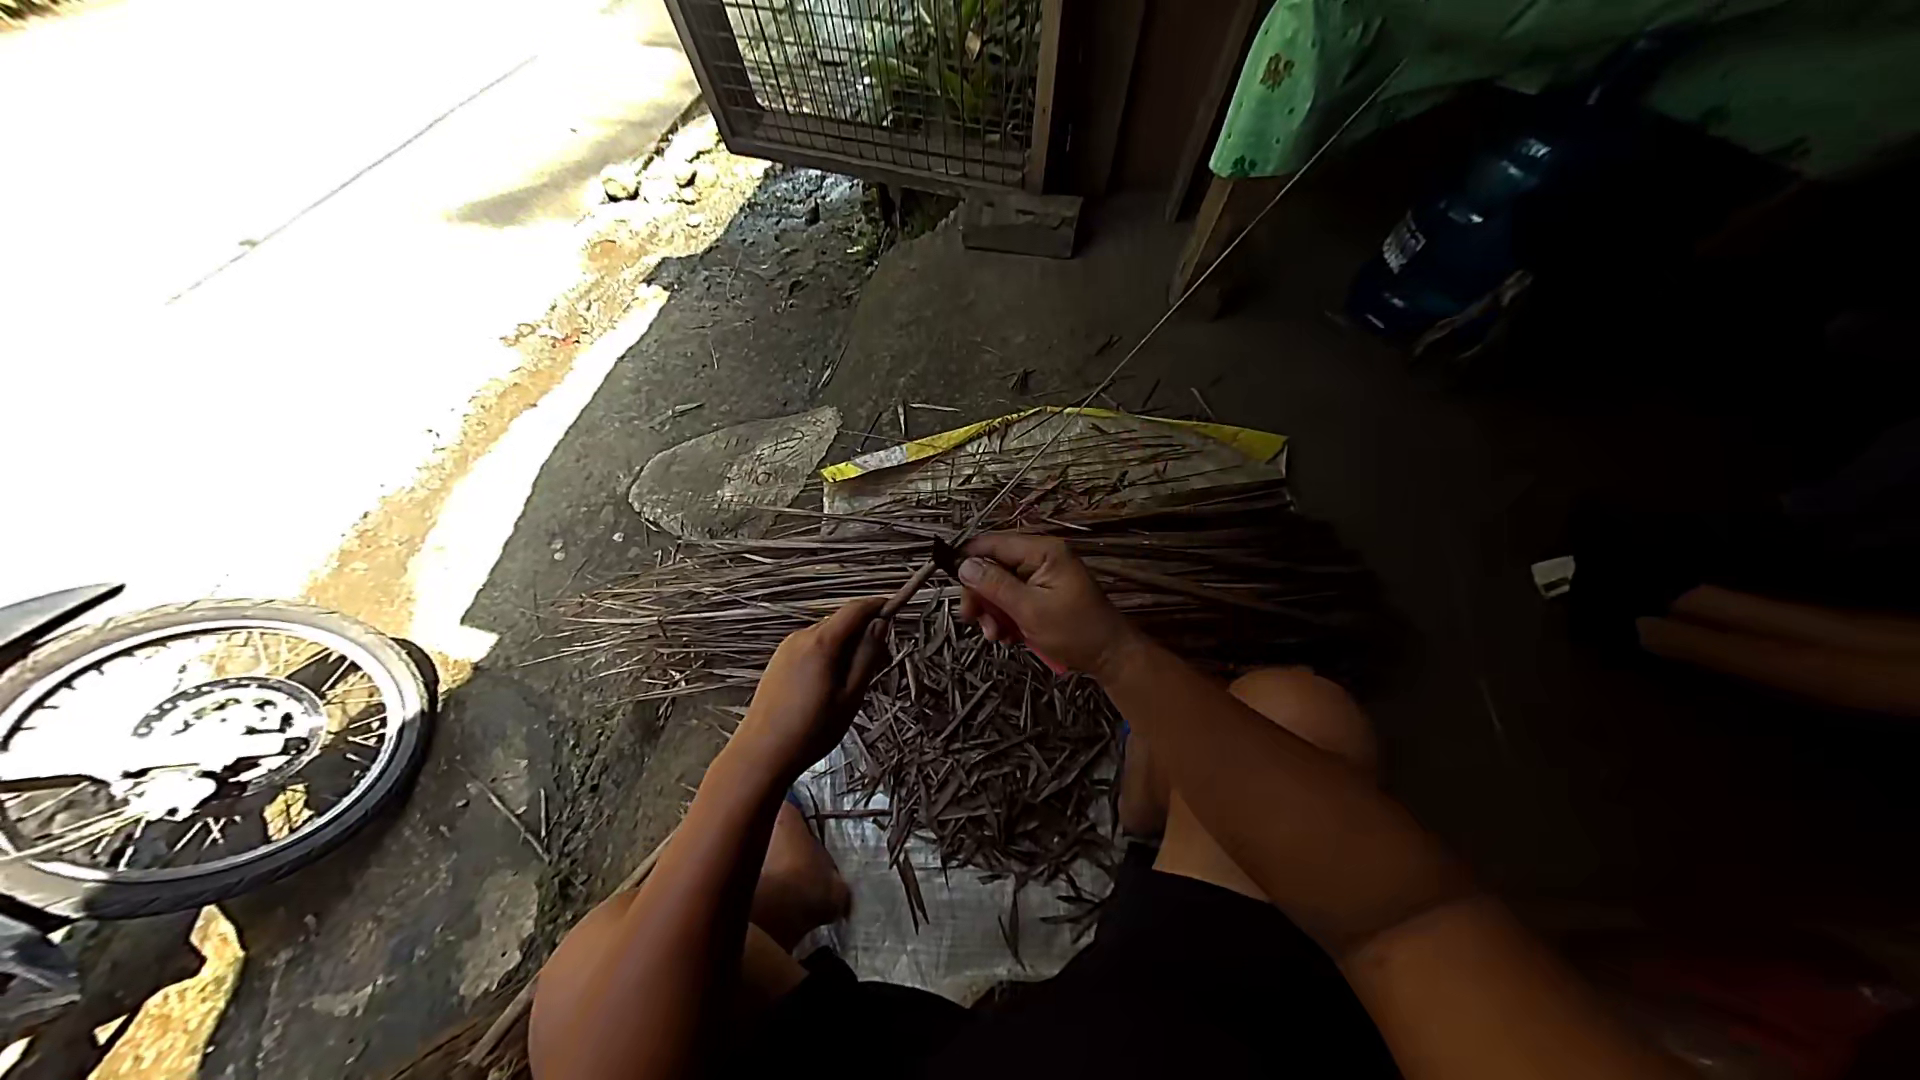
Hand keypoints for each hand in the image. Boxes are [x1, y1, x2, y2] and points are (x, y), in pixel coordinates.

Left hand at [732, 597, 889, 781]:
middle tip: (879, 662)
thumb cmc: (811, 730)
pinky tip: (829, 684)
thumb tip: (881, 623)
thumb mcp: (851, 695)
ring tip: (853, 681)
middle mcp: (801, 637)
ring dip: (846, 645)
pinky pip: (811, 646)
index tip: (895, 610)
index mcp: (822, 643)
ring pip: (826, 634)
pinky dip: (828, 654)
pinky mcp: (779, 661)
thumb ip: (868, 655)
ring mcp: (787, 648)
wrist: (762, 753)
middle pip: (841, 621)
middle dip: (863, 632)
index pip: (855, 609)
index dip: (878, 605)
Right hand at [957, 533, 1142, 677]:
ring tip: (997, 635)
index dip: (968, 561)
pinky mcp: (1041, 594)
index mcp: (1041, 551)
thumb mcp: (1030, 610)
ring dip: (992, 611)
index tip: (954, 586)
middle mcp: (1040, 557)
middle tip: (973, 620)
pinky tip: (1008, 636)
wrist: (1109, 657)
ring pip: (998, 586)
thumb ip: (995, 585)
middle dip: (980, 595)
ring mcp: (1041, 576)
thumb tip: (964, 565)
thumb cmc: (1076, 632)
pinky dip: (1005, 618)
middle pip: (992, 566)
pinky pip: (1011, 599)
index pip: (992, 543)